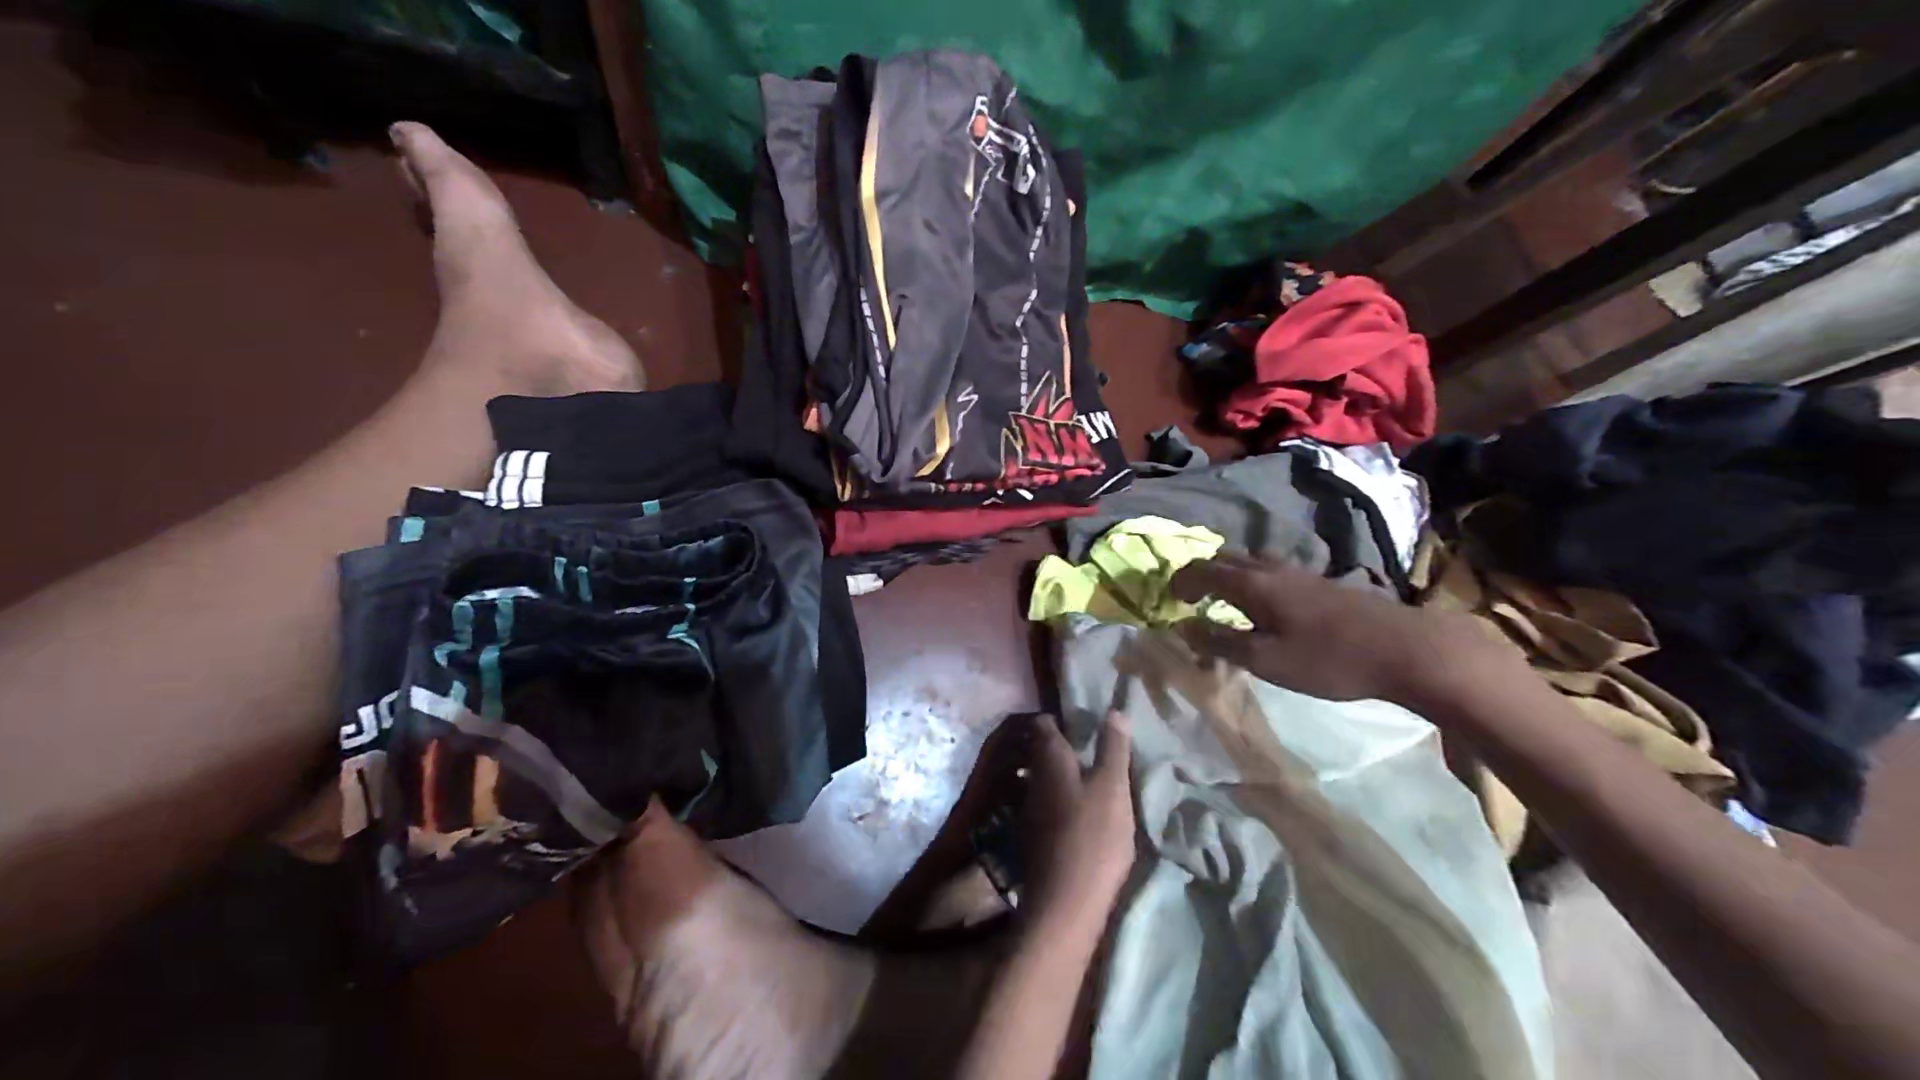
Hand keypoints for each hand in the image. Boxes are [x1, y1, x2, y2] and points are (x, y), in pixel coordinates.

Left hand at [1020, 711, 1134, 929]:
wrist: (1065, 901)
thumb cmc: (1094, 835)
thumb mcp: (1113, 786)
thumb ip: (1113, 748)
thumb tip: (1115, 710)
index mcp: (1049, 758)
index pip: (1044, 723)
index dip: (1061, 718)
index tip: (1084, 721)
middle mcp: (1032, 777)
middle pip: (1041, 750)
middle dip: (1063, 745)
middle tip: (1092, 747)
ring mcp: (1028, 807)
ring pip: (1042, 777)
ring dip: (1062, 774)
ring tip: (1091, 777)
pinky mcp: (1033, 834)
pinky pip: (1045, 803)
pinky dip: (1060, 799)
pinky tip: (1080, 811)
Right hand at [1170, 553, 1511, 705]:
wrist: (1406, 649)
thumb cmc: (1328, 659)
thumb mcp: (1266, 660)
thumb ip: (1221, 642)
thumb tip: (1184, 627)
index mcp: (1252, 583)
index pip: (1201, 570)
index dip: (1180, 582)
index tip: (1168, 600)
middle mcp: (1271, 568)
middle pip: (1225, 558)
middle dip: (1201, 573)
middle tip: (1189, 598)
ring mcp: (1300, 572)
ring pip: (1250, 562)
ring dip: (1228, 575)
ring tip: (1221, 601)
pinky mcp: (1321, 583)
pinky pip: (1271, 572)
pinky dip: (1251, 582)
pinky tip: (1263, 606)